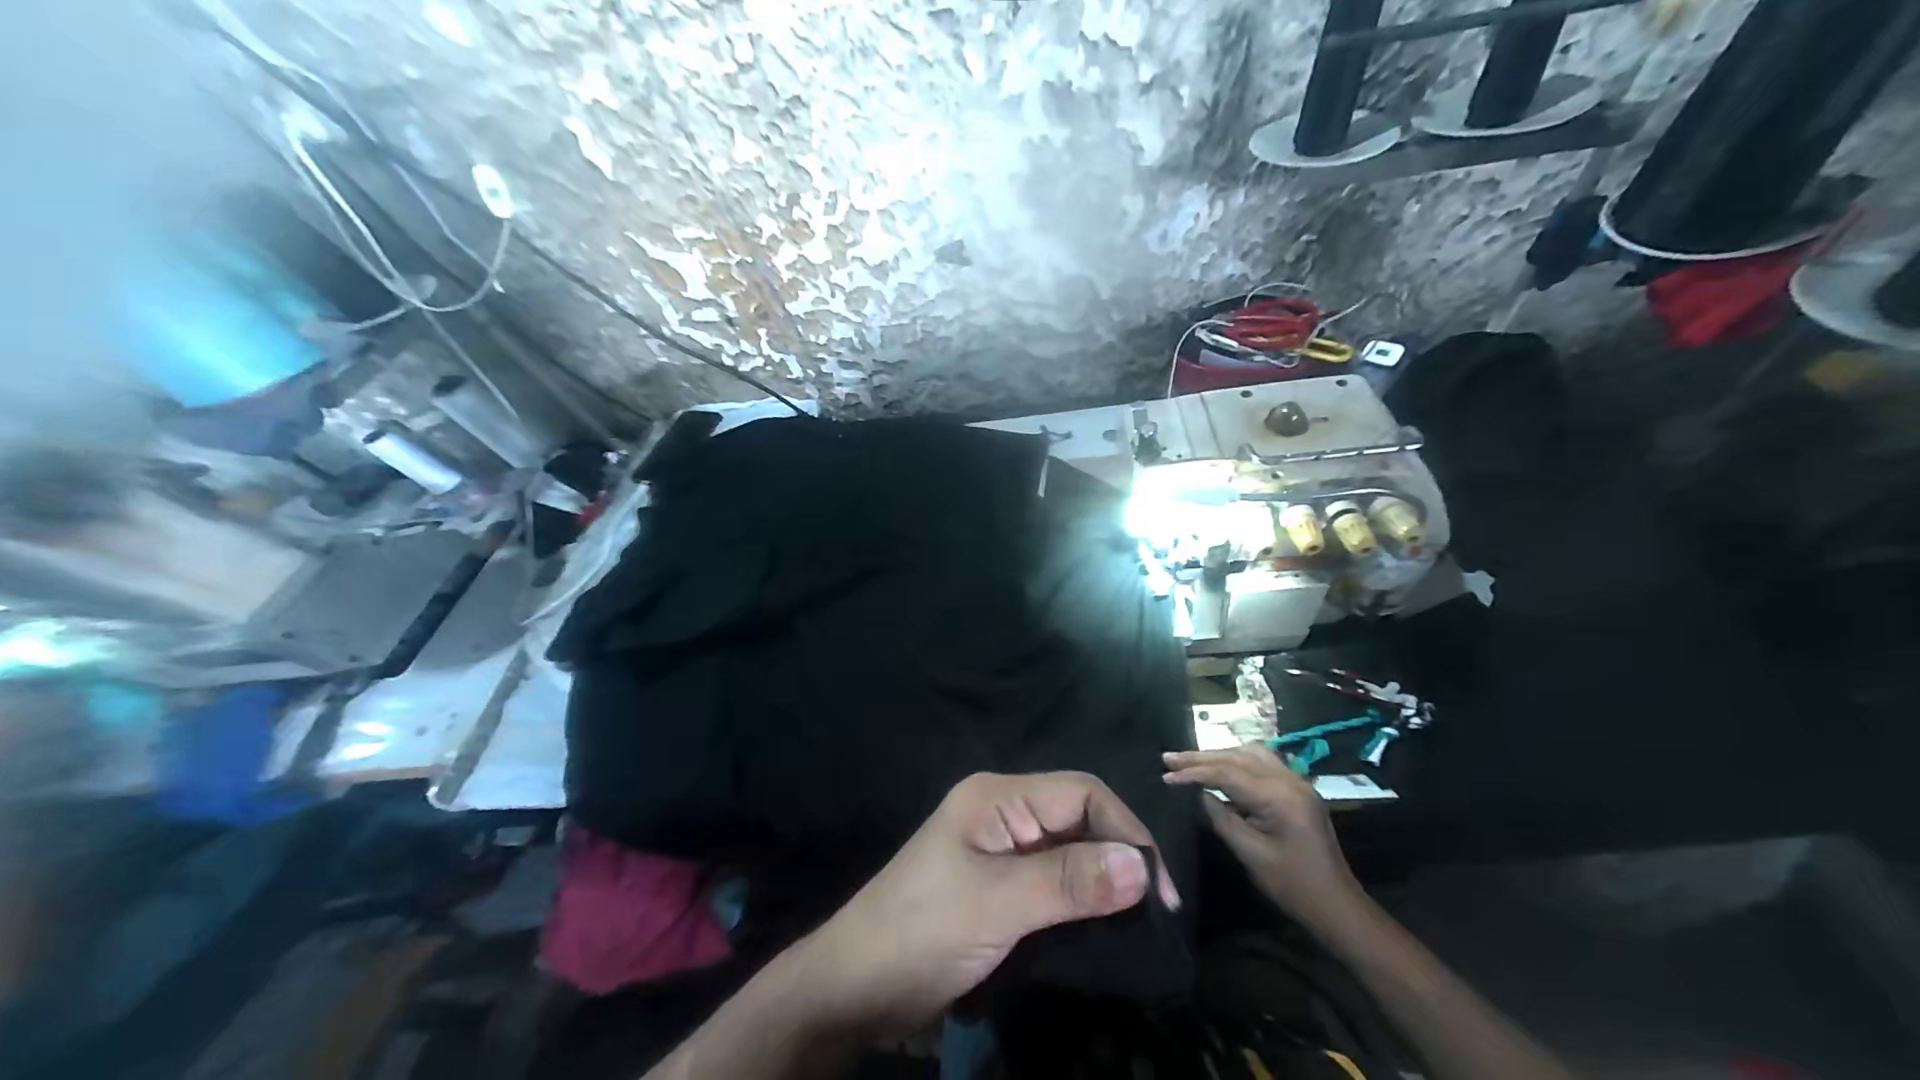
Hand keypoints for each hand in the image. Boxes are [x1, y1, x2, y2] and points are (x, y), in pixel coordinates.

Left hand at [784, 771, 1179, 1033]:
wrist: (854, 987)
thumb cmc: (920, 931)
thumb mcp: (996, 904)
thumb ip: (1068, 882)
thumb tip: (1143, 866)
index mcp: (996, 798)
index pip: (1081, 793)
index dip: (1126, 832)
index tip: (1159, 893)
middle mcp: (1001, 814)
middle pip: (1078, 819)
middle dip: (1119, 858)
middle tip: (1155, 916)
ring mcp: (998, 851)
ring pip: (1069, 853)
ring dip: (1103, 883)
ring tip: (1139, 927)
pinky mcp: (998, 887)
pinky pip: (1054, 883)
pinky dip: (1081, 902)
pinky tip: (1102, 930)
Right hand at [1163, 744, 1359, 920]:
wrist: (1337, 906)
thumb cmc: (1292, 886)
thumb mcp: (1249, 853)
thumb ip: (1219, 818)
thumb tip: (1194, 794)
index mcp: (1279, 796)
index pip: (1227, 773)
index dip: (1194, 772)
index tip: (1165, 776)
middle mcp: (1290, 780)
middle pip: (1238, 756)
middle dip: (1202, 757)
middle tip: (1169, 758)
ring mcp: (1298, 783)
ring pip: (1252, 754)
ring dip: (1220, 756)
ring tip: (1191, 762)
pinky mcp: (1298, 791)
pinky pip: (1263, 764)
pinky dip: (1238, 763)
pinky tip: (1220, 771)